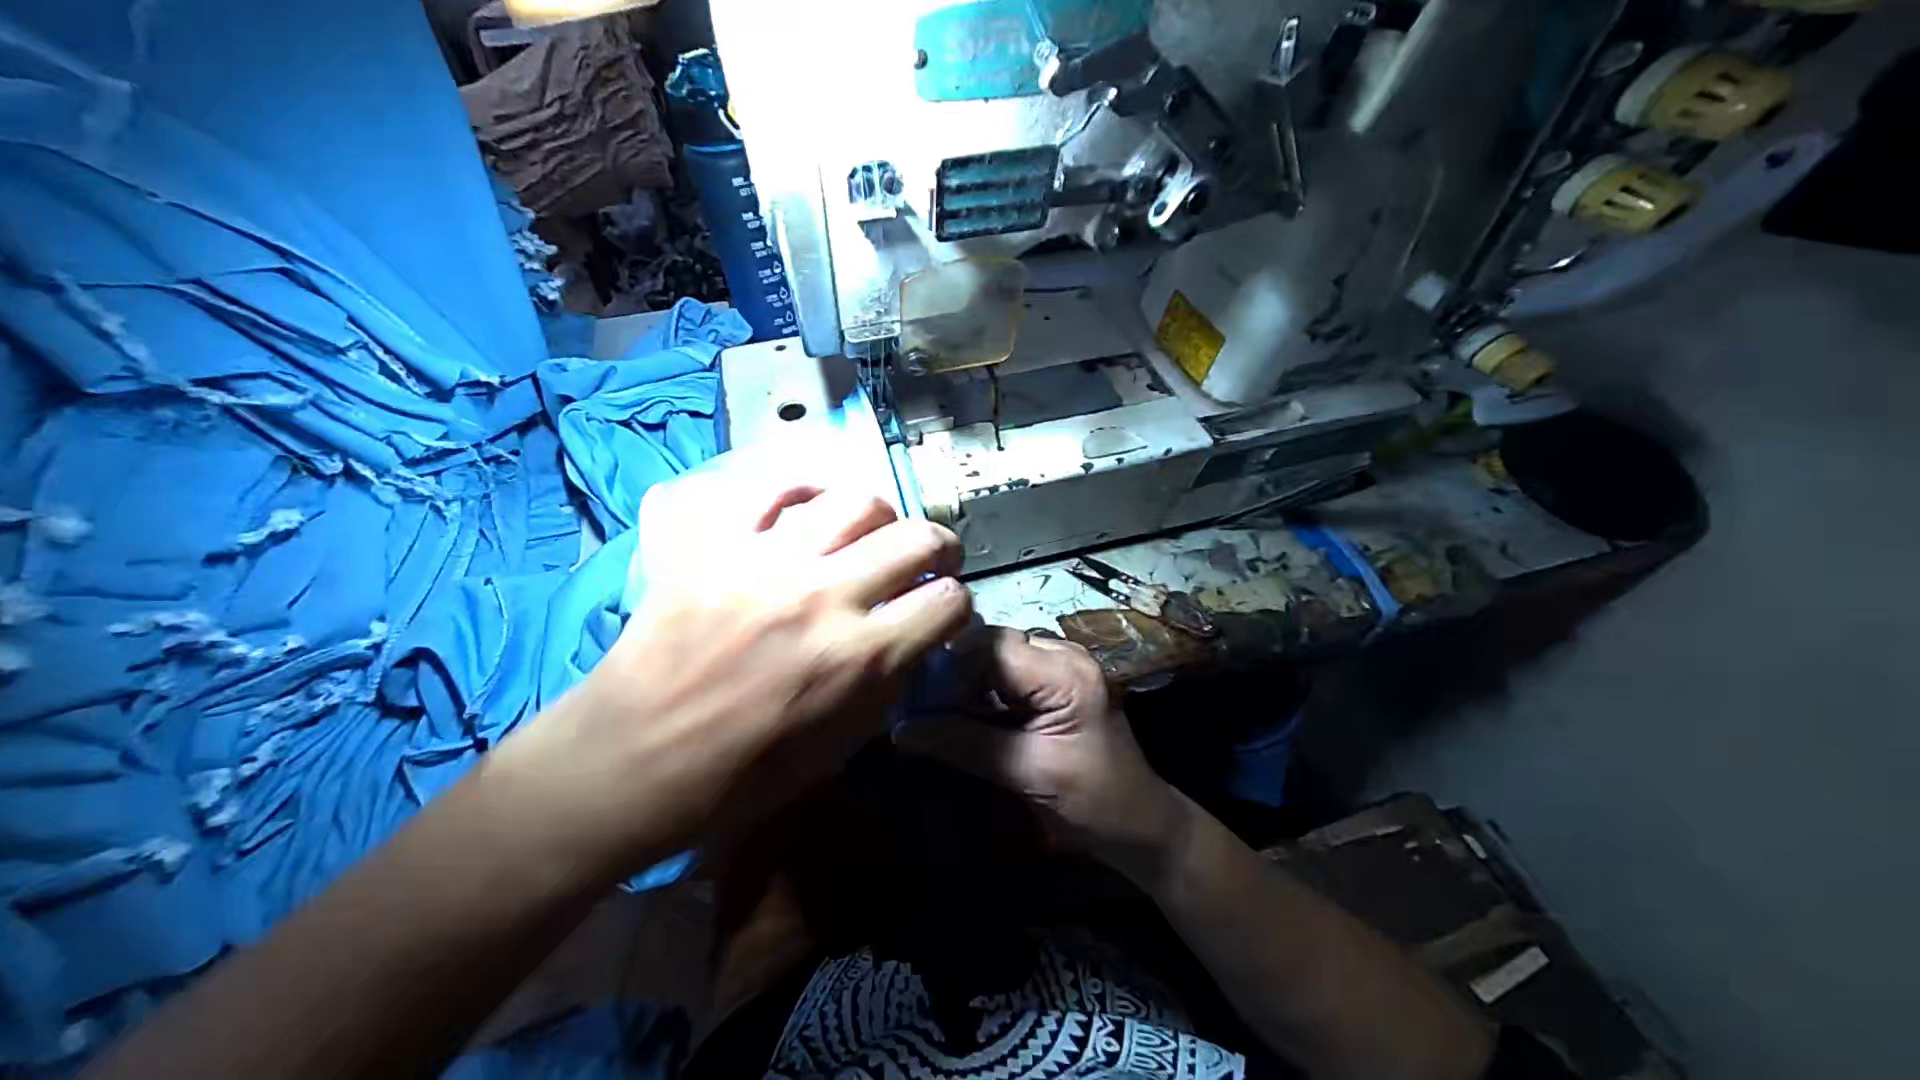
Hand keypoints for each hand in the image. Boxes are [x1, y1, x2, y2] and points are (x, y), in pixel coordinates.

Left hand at [490, 479, 973, 884]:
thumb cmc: (735, 777)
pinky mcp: (715, 544)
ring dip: (882, 516)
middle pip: (917, 538)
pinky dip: (804, 489)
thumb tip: (912, 639)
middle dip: (940, 548)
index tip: (944, 611)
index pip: (947, 602)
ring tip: (873, 531)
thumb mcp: (836, 750)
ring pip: (856, 500)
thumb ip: (886, 685)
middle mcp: (823, 597)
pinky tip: (813, 506)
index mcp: (857, 659)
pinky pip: (772, 487)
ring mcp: (766, 562)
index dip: (957, 606)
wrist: (628, 762)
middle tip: (931, 560)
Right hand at [895, 627, 1181, 862]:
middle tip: (916, 703)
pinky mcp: (1051, 683)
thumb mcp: (1026, 773)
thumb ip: (964, 744)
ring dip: (961, 683)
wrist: (1140, 825)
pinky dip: (978, 692)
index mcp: (1065, 672)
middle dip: (952, 673)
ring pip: (993, 658)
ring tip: (928, 708)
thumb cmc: (1093, 802)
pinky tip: (955, 714)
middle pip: (990, 646)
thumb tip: (901, 729)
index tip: (914, 699)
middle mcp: (1063, 654)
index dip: (949, 668)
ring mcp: (1059, 666)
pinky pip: (1004, 675)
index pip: (992, 647)